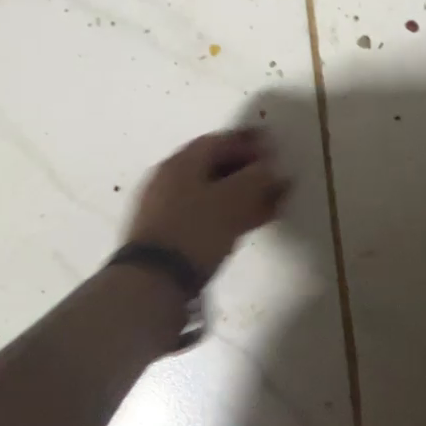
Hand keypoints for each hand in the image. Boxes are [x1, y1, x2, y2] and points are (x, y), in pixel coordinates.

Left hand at [126, 128, 288, 278]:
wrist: (151, 284)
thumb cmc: (195, 230)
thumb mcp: (235, 199)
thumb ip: (257, 178)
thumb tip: (271, 168)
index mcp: (182, 161)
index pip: (222, 141)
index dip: (251, 144)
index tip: (275, 152)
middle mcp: (169, 177)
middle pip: (216, 166)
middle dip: (248, 172)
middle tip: (274, 181)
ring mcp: (164, 207)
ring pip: (212, 193)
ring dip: (242, 196)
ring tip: (269, 206)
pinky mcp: (166, 235)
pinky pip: (204, 214)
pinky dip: (227, 214)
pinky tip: (247, 225)